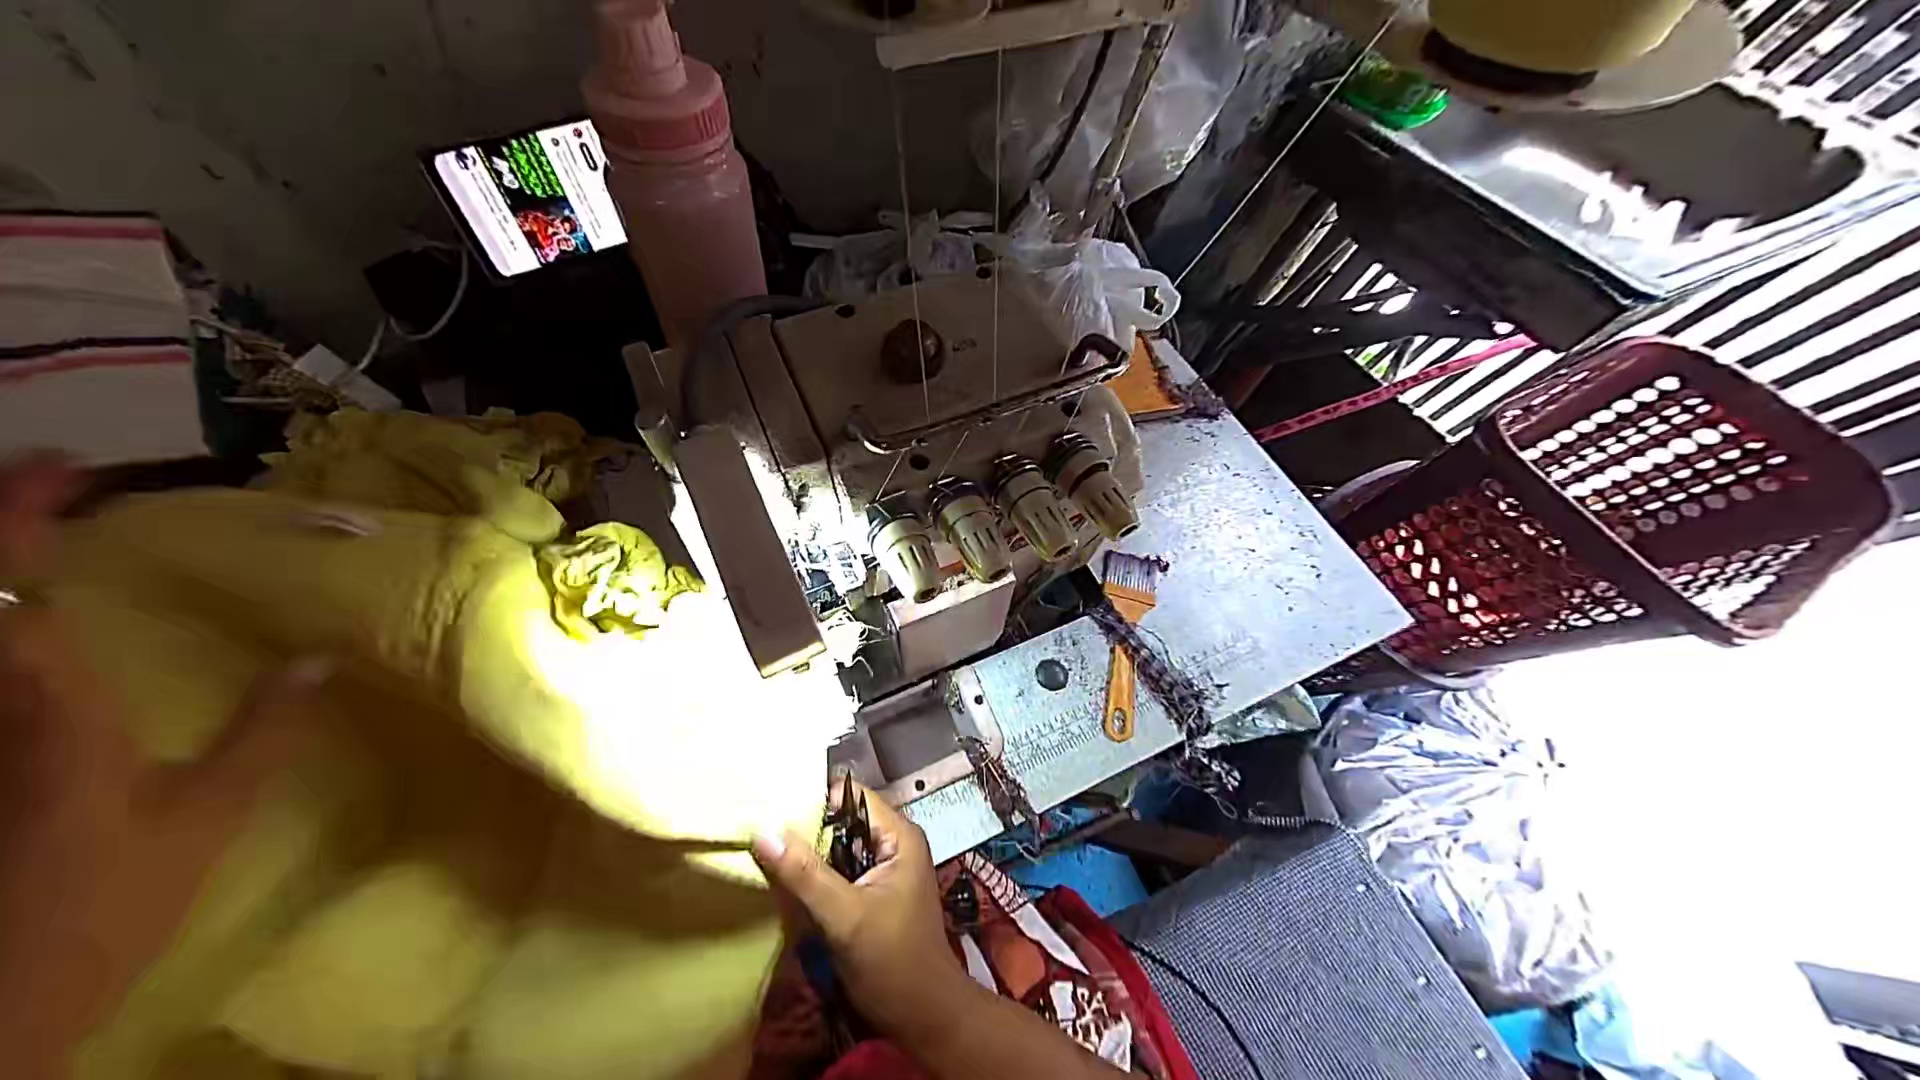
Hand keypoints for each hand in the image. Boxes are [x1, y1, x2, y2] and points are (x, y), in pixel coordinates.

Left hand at [0, 454, 325, 1075]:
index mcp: (46, 713)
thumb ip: (262, 731)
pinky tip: (28, 605)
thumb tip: (322, 658)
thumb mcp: (203, 817)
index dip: (29, 519)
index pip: (10, 591)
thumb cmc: (99, 907)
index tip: (79, 468)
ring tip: (40, 525)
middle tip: (54, 478)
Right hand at [750, 778, 969, 1040]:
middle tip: (765, 836)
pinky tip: (790, 884)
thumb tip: (763, 831)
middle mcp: (895, 843)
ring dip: (810, 855)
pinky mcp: (874, 892)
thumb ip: (805, 874)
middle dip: (808, 829)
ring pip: (839, 846)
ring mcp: (886, 868)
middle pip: (844, 820)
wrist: (924, 1015)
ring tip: (769, 856)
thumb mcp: (844, 916)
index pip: (853, 796)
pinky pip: (841, 870)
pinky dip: (818, 876)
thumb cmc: (893, 961)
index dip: (817, 801)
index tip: (776, 813)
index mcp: (899, 835)